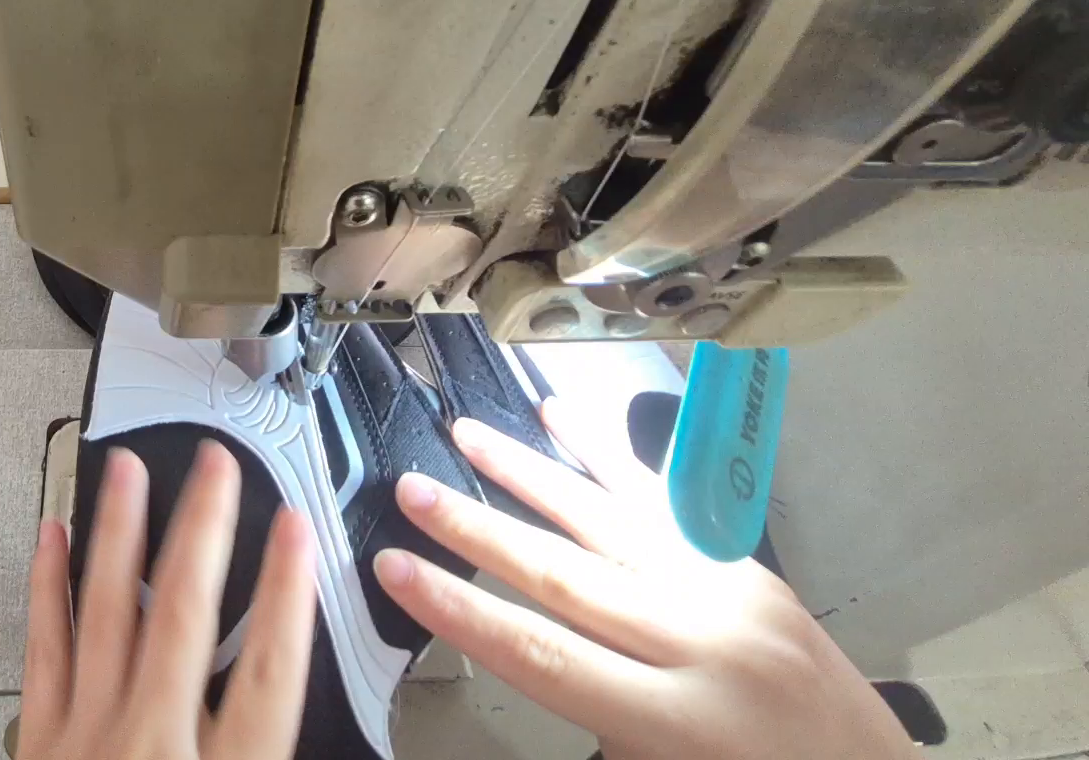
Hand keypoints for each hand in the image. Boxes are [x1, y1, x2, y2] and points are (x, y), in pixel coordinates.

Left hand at [18, 442, 318, 759]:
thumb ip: (267, 746)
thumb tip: (309, 719)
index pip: (268, 669)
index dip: (286, 592)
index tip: (296, 532)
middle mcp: (152, 742)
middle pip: (183, 611)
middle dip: (203, 526)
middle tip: (213, 466)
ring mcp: (89, 733)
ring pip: (107, 608)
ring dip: (121, 529)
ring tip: (128, 469)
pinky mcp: (39, 739)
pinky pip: (43, 647)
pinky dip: (45, 584)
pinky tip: (51, 535)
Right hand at [372, 401, 916, 759]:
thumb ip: (590, 720)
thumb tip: (510, 650)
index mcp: (683, 724)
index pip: (542, 653)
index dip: (459, 608)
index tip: (392, 566)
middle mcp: (704, 647)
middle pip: (565, 573)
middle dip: (475, 529)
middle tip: (408, 488)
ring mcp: (731, 595)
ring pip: (609, 518)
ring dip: (527, 471)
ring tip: (466, 433)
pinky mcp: (746, 568)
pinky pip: (666, 500)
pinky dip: (607, 454)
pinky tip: (565, 415)